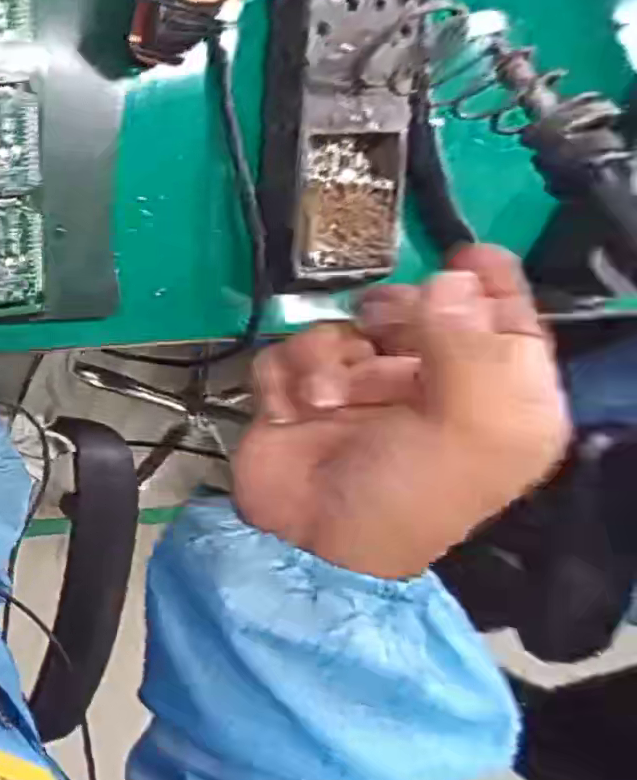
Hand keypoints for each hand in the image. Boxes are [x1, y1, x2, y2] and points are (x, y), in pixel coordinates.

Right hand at [233, 245, 569, 578]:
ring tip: (323, 400)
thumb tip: (446, 278)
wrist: (313, 529)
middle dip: (386, 319)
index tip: (467, 251)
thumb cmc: (415, 489)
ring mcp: (348, 388)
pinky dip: (281, 379)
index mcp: (490, 392)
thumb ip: (468, 348)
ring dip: (324, 362)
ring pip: (332, 333)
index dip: (489, 286)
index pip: (501, 323)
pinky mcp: (288, 393)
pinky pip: (279, 356)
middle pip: (404, 315)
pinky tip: (289, 409)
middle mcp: (420, 382)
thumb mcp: (473, 426)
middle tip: (378, 329)